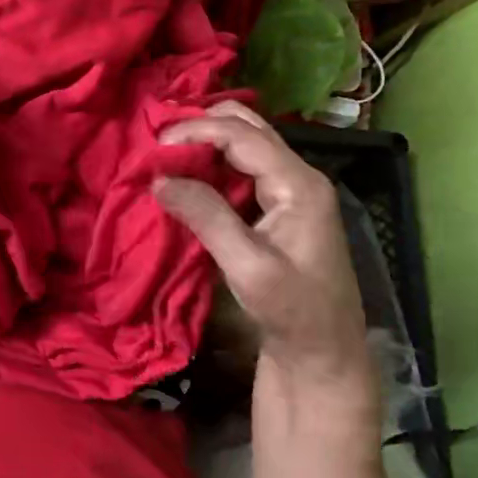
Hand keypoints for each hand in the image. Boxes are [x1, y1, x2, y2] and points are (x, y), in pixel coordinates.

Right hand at [153, 101, 371, 388]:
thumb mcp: (248, 267)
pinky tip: (187, 174)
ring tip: (165, 154)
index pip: (242, 136)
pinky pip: (242, 168)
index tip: (154, 147)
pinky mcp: (278, 205)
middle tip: (159, 142)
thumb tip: (159, 178)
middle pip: (248, 127)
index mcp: (299, 184)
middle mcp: (298, 176)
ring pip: (244, 144)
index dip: (196, 132)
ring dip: (205, 142)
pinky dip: (212, 163)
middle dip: (201, 126)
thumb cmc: (293, 311)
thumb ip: (206, 216)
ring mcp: (290, 189)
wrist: (323, 351)